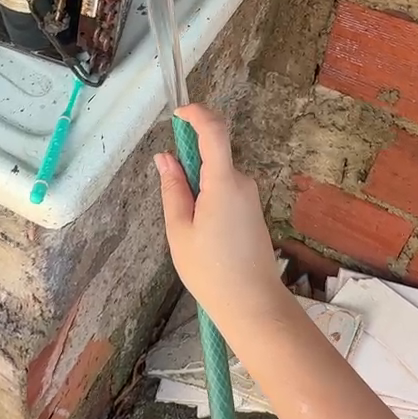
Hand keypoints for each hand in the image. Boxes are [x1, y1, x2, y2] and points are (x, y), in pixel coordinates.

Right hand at [156, 105, 287, 334]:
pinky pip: (225, 188)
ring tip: (189, 229)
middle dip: (188, 163)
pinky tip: (203, 233)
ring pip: (217, 174)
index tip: (177, 114)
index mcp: (223, 182)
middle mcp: (241, 181)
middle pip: (212, 154)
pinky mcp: (252, 208)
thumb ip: (172, 189)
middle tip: (174, 201)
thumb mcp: (179, 230)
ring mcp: (250, 195)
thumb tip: (164, 157)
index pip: (214, 130)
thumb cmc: (211, 271)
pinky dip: (208, 197)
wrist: (253, 304)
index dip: (196, 114)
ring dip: (197, 185)